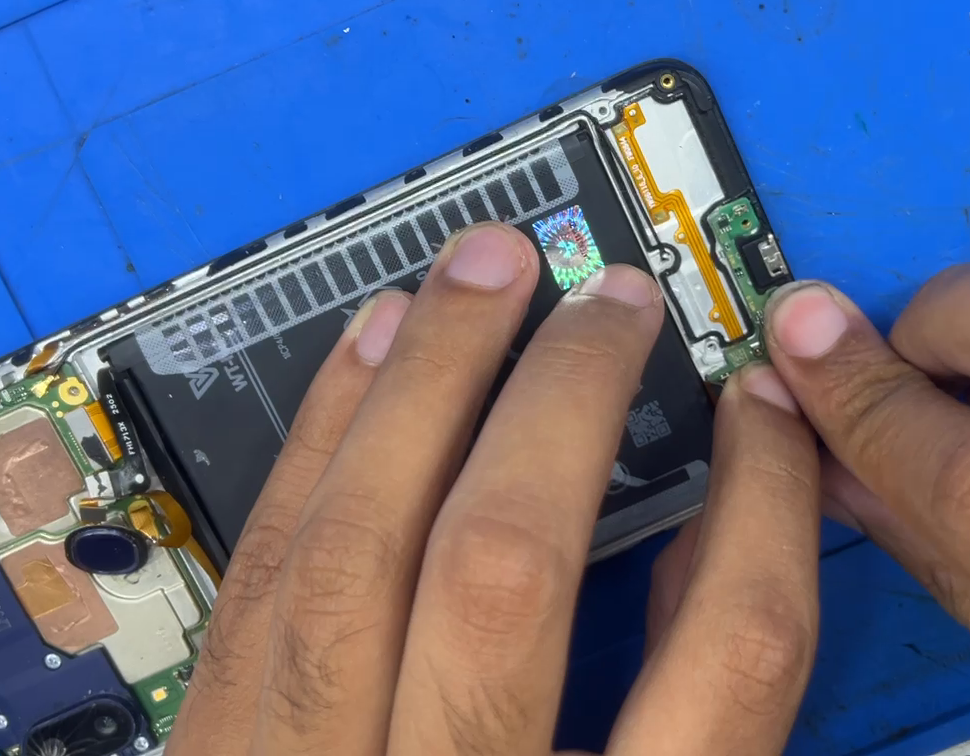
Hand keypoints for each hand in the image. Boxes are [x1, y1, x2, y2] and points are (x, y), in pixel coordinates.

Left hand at [170, 222, 822, 754]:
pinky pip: (269, 556)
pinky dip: (327, 428)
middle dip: (567, 398)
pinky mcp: (204, 744)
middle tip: (610, 291)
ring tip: (482, 262)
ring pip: (359, 538)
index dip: (762, 513)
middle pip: (504, 568)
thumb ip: (689, 718)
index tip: (765, 405)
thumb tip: (728, 529)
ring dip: (429, 370)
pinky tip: (369, 336)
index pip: (720, 673)